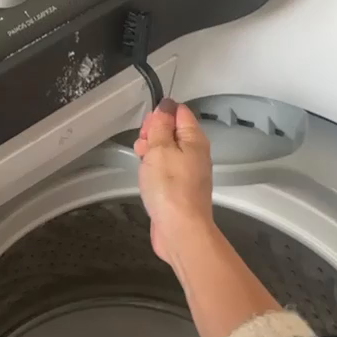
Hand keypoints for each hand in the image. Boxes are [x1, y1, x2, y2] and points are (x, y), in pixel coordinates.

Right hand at [135, 99, 216, 263]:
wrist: (180, 229)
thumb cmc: (169, 188)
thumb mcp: (160, 149)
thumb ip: (160, 126)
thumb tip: (165, 107)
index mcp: (195, 139)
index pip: (180, 112)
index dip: (160, 114)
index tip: (146, 127)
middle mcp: (196, 154)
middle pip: (173, 132)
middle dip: (153, 134)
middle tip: (142, 146)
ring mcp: (189, 172)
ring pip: (167, 151)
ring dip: (151, 152)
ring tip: (141, 161)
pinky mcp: (180, 189)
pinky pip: (166, 169)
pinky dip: (154, 169)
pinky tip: (146, 177)